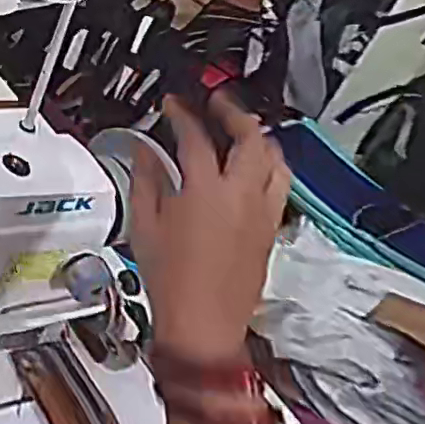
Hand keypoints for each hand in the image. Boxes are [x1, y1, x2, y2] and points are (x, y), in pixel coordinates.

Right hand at [128, 90, 289, 365]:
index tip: (173, 106)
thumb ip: (146, 177)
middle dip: (233, 113)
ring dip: (258, 137)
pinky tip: (254, 165)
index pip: (196, 138)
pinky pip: (279, 184)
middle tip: (216, 102)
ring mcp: (261, 213)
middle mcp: (240, 197)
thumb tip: (145, 151)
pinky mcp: (270, 229)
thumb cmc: (170, 276)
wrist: (202, 321)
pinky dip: (269, 164)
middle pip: (250, 139)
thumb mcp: (144, 220)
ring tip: (241, 127)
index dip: (183, 115)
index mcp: (204, 192)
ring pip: (274, 160)